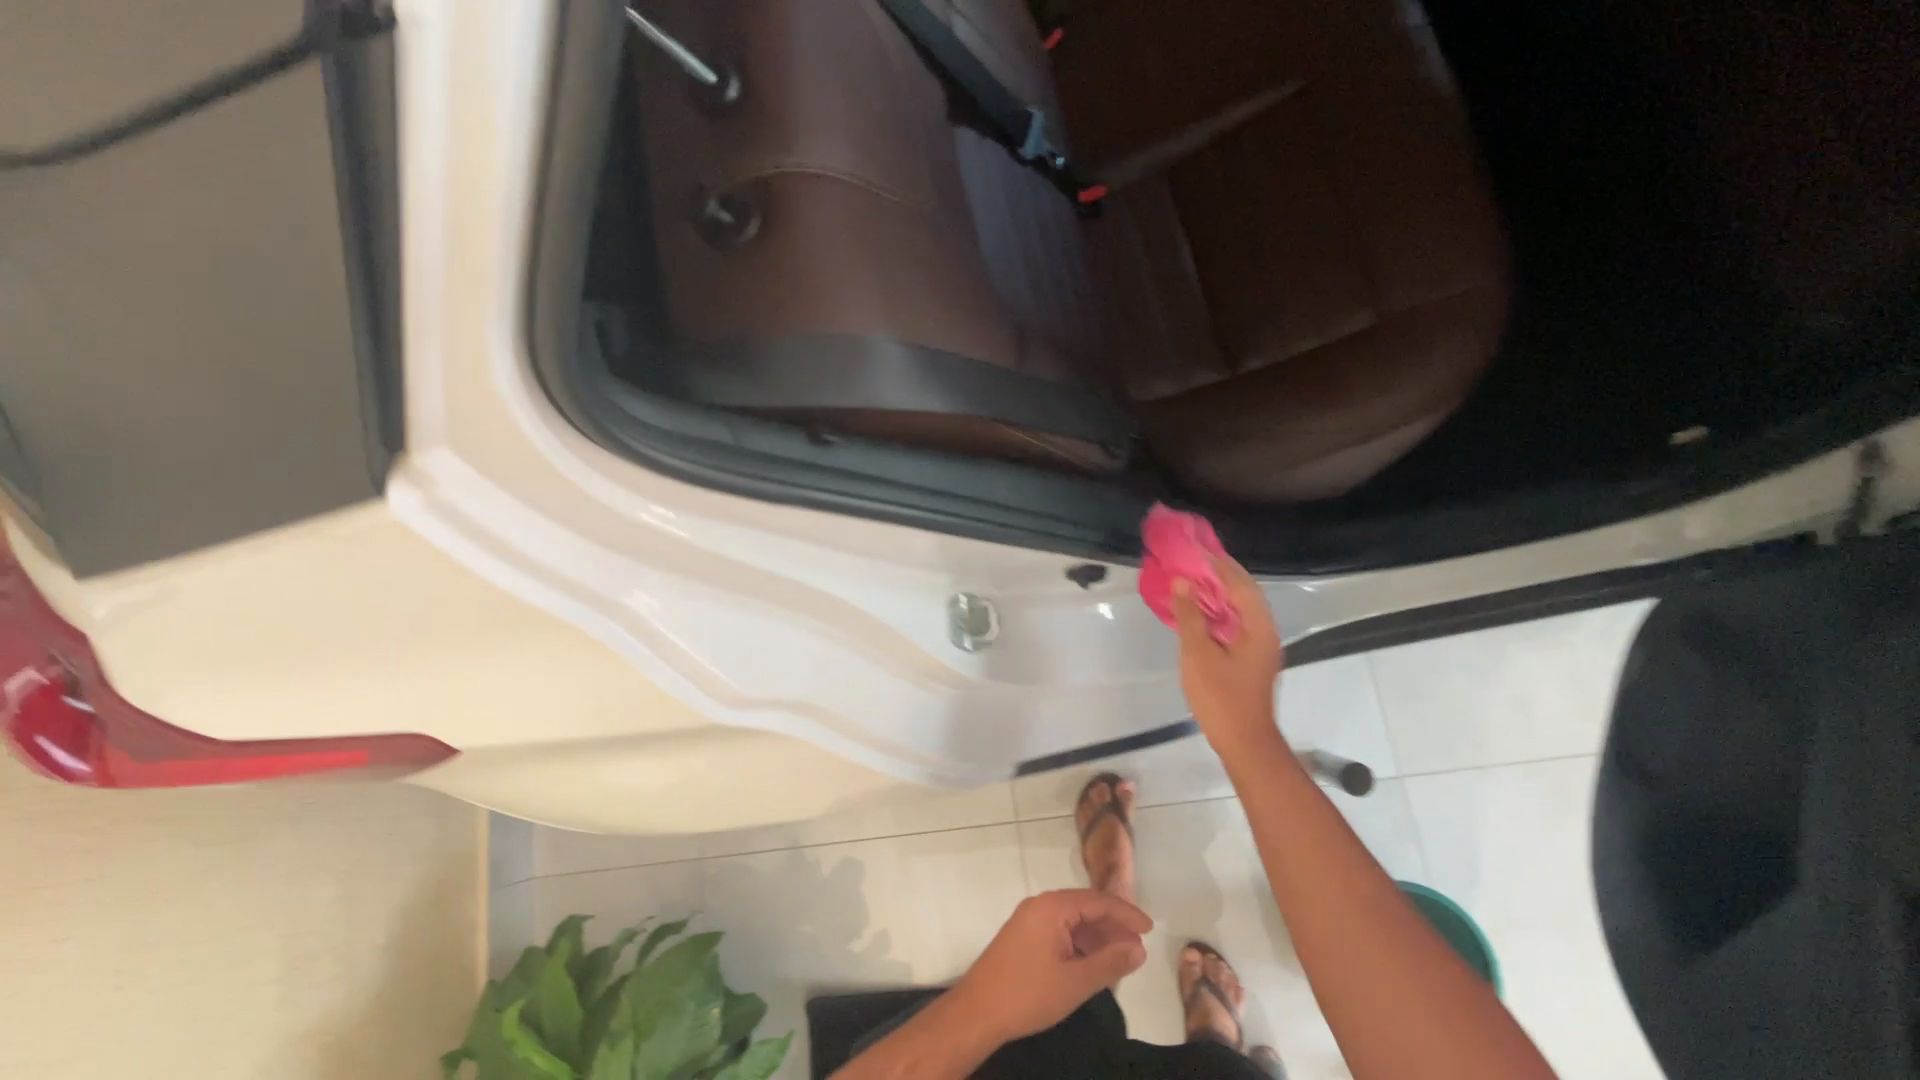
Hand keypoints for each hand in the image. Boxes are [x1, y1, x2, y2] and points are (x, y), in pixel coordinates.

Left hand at [948, 890, 1151, 1041]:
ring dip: (1096, 938)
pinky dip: (1079, 945)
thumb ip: (1110, 963)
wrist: (977, 1013)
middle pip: (1085, 908)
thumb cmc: (1028, 994)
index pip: (1098, 901)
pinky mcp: (1022, 937)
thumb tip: (1138, 949)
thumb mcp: (1075, 982)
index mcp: (1052, 907)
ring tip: (1119, 960)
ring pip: (1072, 921)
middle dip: (1113, 927)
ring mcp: (1028, 921)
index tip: (1150, 929)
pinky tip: (1092, 965)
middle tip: (1137, 949)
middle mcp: (1039, 906)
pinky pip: (1059, 932)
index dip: (1126, 914)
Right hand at [1172, 556, 1285, 754]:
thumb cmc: (1221, 697)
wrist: (1243, 742)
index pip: (1241, 585)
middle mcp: (1266, 633)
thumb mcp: (1199, 654)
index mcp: (1258, 627)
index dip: (1219, 566)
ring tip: (1192, 582)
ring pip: (1241, 611)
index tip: (1198, 550)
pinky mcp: (1252, 660)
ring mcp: (1261, 648)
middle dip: (1220, 577)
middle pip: (1245, 595)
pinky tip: (1199, 613)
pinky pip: (1237, 626)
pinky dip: (1220, 614)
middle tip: (1193, 562)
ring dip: (1219, 595)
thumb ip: (1190, 616)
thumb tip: (1183, 582)